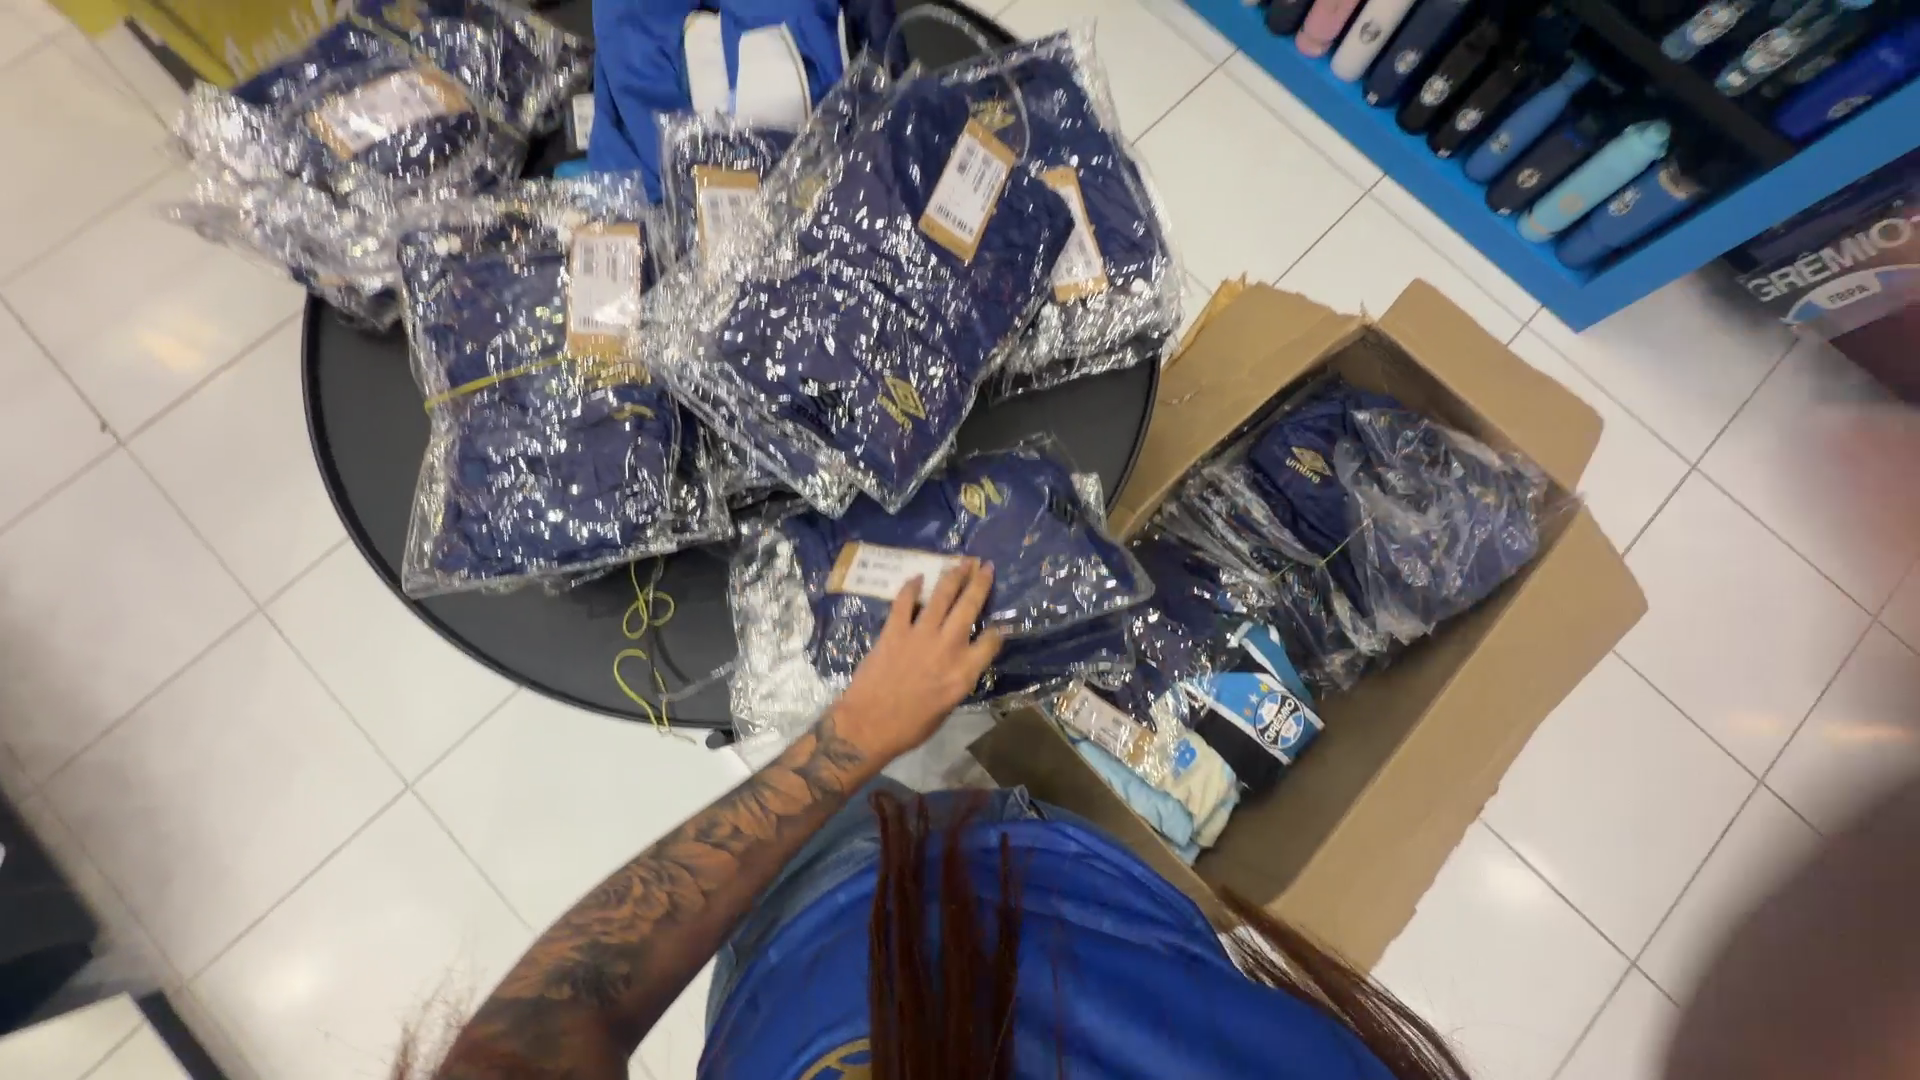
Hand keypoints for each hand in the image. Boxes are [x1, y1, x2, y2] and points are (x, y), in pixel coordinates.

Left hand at [830, 559, 1002, 762]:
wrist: (869, 725)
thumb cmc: (911, 726)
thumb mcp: (948, 707)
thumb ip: (958, 679)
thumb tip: (961, 662)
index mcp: (964, 672)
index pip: (991, 641)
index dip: (997, 631)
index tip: (998, 625)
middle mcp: (948, 647)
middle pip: (970, 606)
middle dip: (980, 583)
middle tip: (985, 566)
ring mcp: (920, 635)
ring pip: (941, 596)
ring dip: (953, 575)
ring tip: (962, 562)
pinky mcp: (894, 630)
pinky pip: (905, 601)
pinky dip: (912, 587)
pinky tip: (918, 577)